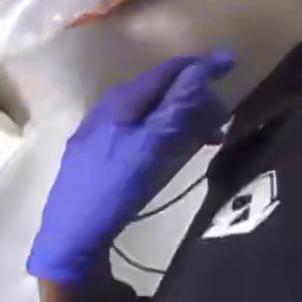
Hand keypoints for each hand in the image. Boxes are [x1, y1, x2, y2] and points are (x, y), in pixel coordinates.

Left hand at [27, 52, 235, 284]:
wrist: (69, 238)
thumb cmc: (112, 190)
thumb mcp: (149, 149)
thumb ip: (174, 109)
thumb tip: (198, 71)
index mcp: (121, 101)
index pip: (167, 71)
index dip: (201, 65)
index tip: (231, 63)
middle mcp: (108, 107)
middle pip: (159, 89)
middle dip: (195, 96)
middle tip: (222, 116)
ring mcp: (100, 129)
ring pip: (150, 110)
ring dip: (183, 116)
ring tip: (208, 135)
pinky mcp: (97, 151)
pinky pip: (140, 128)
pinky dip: (166, 131)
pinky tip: (173, 147)